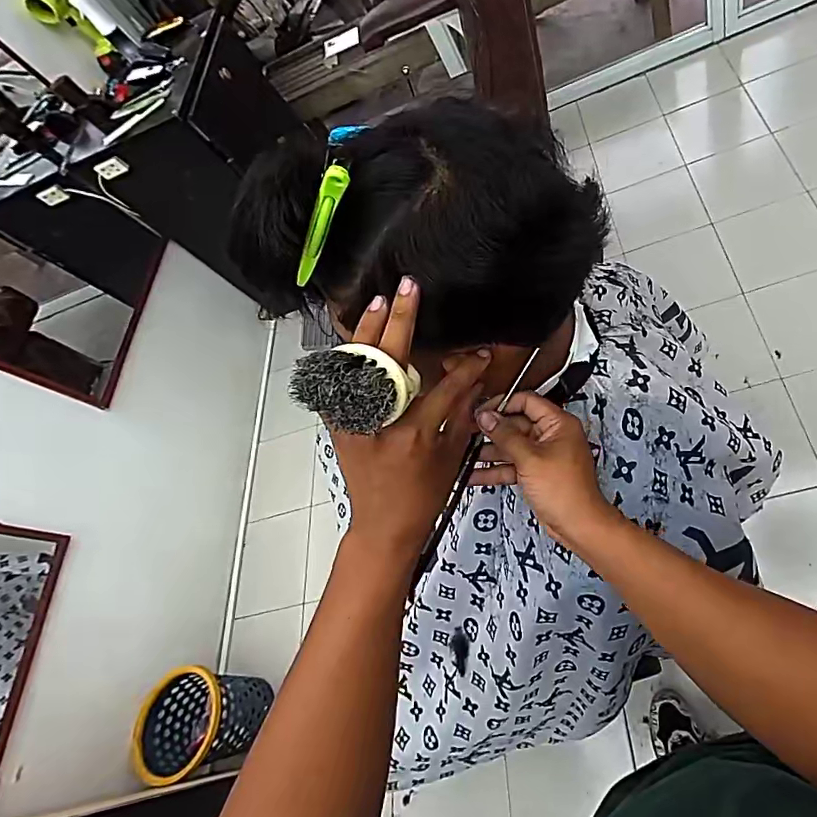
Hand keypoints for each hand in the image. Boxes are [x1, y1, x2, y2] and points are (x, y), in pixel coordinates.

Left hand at [328, 279, 490, 561]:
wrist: (384, 526)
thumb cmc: (421, 498)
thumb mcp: (452, 458)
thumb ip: (462, 416)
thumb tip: (472, 383)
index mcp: (415, 435)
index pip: (445, 388)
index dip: (466, 368)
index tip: (478, 354)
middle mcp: (380, 424)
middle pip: (390, 362)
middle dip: (401, 321)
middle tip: (407, 291)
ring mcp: (354, 423)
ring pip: (356, 367)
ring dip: (368, 331)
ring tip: (379, 303)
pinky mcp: (339, 426)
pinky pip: (337, 385)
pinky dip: (344, 360)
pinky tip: (352, 339)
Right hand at [471, 393, 617, 547]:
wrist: (577, 523)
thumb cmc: (568, 492)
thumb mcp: (530, 459)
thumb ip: (506, 436)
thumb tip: (488, 417)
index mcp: (559, 424)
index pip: (528, 401)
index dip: (503, 404)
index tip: (482, 412)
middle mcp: (554, 436)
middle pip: (517, 424)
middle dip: (493, 431)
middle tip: (470, 433)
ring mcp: (546, 455)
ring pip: (513, 446)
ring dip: (491, 452)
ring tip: (468, 455)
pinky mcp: (539, 472)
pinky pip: (514, 465)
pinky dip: (497, 470)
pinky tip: (477, 474)